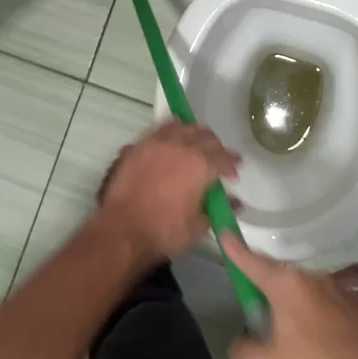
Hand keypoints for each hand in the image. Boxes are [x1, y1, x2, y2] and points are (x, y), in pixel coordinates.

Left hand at [93, 121, 239, 264]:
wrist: (122, 231)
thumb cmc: (164, 232)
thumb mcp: (198, 226)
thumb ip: (217, 208)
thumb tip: (235, 201)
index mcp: (200, 164)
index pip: (223, 156)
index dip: (231, 163)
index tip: (234, 172)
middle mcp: (181, 145)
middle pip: (205, 135)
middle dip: (215, 146)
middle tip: (217, 160)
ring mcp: (157, 142)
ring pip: (182, 126)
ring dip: (192, 133)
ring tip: (194, 145)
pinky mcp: (137, 146)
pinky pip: (159, 130)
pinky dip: (170, 134)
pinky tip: (169, 146)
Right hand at [222, 235, 357, 358]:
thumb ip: (243, 350)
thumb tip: (243, 340)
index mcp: (288, 287)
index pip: (253, 263)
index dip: (236, 250)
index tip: (225, 233)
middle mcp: (318, 282)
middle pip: (290, 277)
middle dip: (277, 287)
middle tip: (270, 313)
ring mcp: (347, 297)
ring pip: (330, 284)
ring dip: (321, 292)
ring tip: (319, 306)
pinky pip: (349, 305)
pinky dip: (342, 312)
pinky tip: (343, 331)